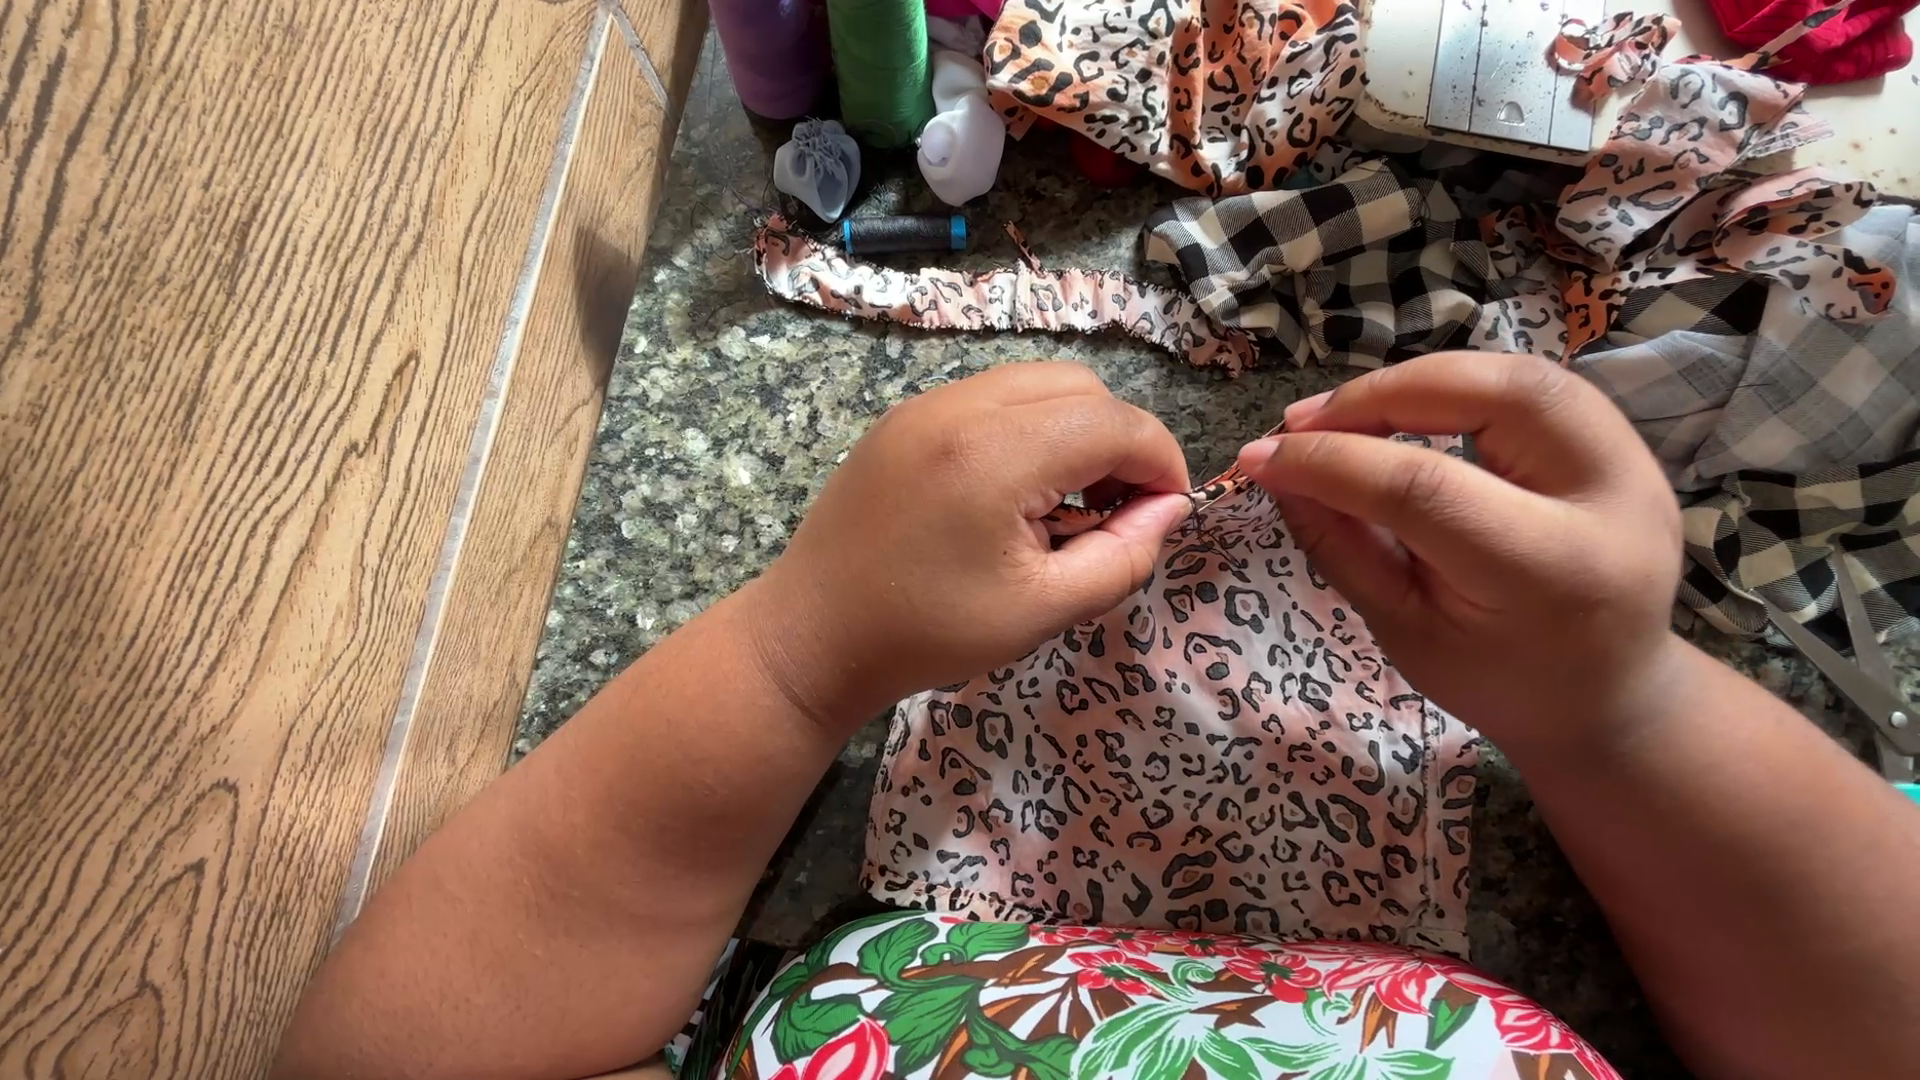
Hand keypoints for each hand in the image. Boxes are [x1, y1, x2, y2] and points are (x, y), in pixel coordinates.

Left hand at [747, 362, 1192, 732]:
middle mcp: (960, 406)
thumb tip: (1168, 508)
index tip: (1167, 510)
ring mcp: (925, 405)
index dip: (1160, 462)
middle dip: (1118, 441)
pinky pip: (991, 399)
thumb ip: (1123, 556)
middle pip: (1080, 388)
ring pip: (1036, 384)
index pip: (1115, 423)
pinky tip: (1013, 490)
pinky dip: (1027, 430)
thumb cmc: (926, 634)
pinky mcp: (904, 418)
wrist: (812, 635)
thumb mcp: (1041, 610)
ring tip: (1065, 502)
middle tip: (1114, 510)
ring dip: (1074, 430)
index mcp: (995, 452)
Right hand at [1236, 351, 1683, 761]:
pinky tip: (1395, 411)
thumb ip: (1339, 544)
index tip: (1257, 457)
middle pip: (1493, 394)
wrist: (1603, 691)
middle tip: (1302, 422)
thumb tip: (1275, 470)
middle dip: (1380, 394)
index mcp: (1548, 570)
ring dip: (1411, 381)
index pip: (1422, 487)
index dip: (1328, 462)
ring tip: (1338, 414)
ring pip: (1514, 373)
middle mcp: (1610, 497)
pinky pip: (1524, 384)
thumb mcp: (1399, 625)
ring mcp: (1630, 460)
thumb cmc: (1492, 677)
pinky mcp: (1620, 441)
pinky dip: (1446, 386)